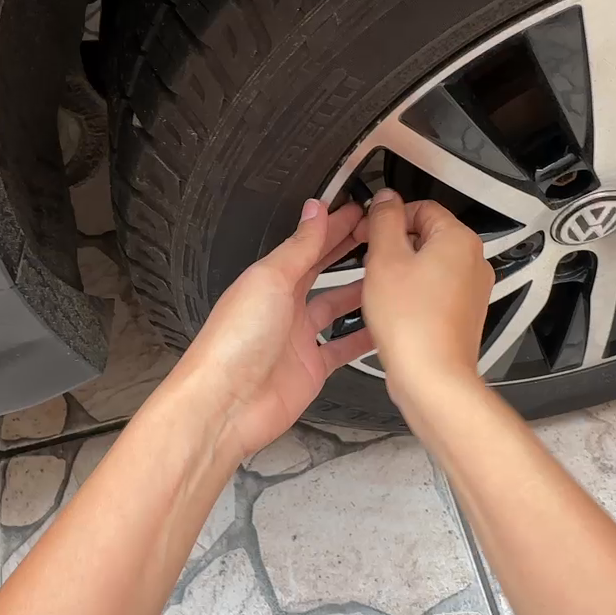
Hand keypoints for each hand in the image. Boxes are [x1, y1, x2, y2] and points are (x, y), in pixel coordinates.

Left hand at [163, 199, 373, 460]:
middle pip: (324, 273)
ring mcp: (298, 338)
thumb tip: (314, 210)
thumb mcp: (270, 280)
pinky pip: (343, 348)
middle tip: (380, 237)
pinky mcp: (311, 368)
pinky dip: (364, 338)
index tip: (361, 212)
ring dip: (361, 293)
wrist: (226, 404)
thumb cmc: (234, 342)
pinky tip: (382, 328)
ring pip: (337, 308)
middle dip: (350, 254)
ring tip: (388, 276)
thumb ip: (298, 246)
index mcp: (270, 280)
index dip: (334, 227)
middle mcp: (283, 306)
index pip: (309, 245)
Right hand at [356, 189, 494, 407]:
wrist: (432, 376)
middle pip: (426, 235)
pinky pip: (435, 290)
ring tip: (382, 291)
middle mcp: (473, 261)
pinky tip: (395, 310)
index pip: (421, 207)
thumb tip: (385, 200)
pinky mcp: (463, 313)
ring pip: (429, 264)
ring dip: (402, 271)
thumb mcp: (384, 259)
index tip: (368, 231)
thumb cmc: (413, 325)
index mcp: (459, 239)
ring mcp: (472, 289)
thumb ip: (384, 220)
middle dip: (394, 245)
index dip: (388, 216)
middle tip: (371, 262)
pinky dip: (414, 294)